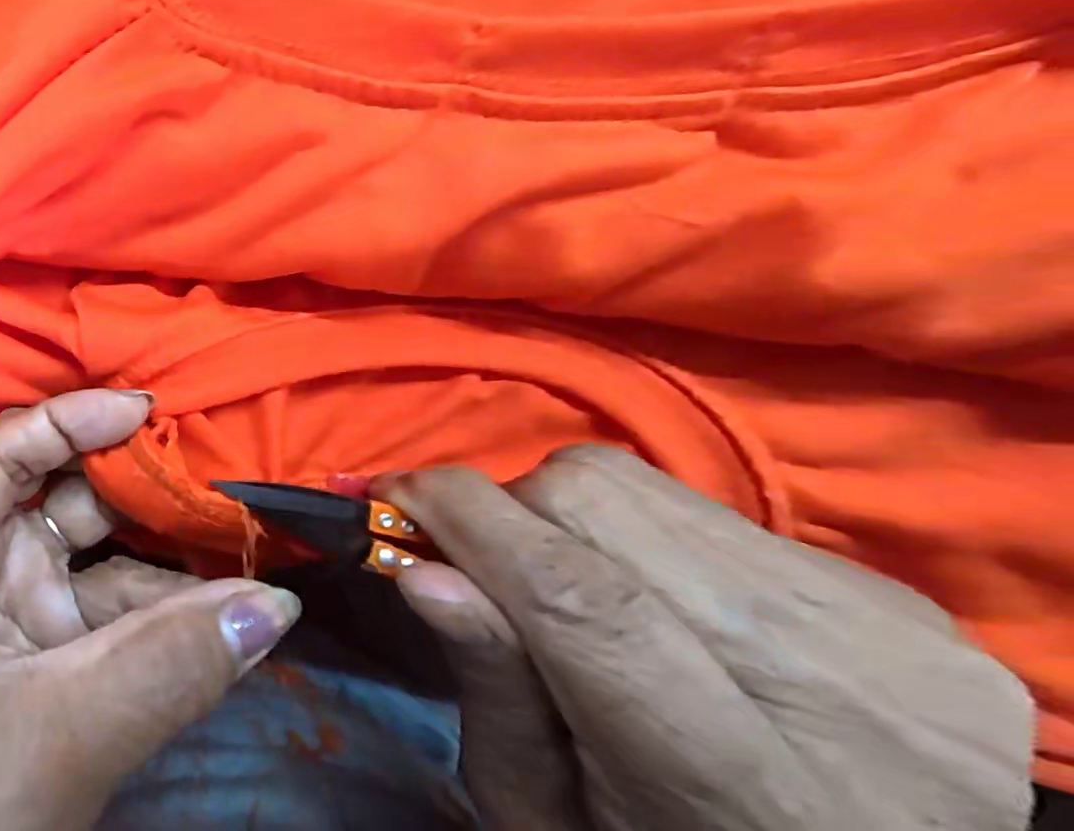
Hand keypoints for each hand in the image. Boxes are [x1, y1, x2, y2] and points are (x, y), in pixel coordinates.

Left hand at [0, 389, 302, 830]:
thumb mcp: (60, 729)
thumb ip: (169, 664)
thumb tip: (275, 604)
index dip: (69, 421)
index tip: (142, 407)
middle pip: (51, 487)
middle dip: (123, 471)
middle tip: (195, 450)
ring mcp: (12, 591)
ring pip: (94, 538)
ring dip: (159, 532)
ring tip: (229, 515)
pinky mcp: (52, 628)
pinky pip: (117, 591)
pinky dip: (170, 593)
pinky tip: (226, 594)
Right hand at [377, 446, 1035, 830]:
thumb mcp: (545, 817)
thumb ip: (492, 690)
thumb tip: (420, 571)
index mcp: (743, 792)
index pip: (579, 600)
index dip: (465, 521)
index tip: (388, 497)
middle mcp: (835, 691)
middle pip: (598, 506)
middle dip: (501, 509)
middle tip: (475, 558)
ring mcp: (882, 630)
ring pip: (636, 484)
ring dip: (557, 512)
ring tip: (558, 575)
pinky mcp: (893, 595)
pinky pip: (691, 504)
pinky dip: (626, 527)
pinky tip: (644, 591)